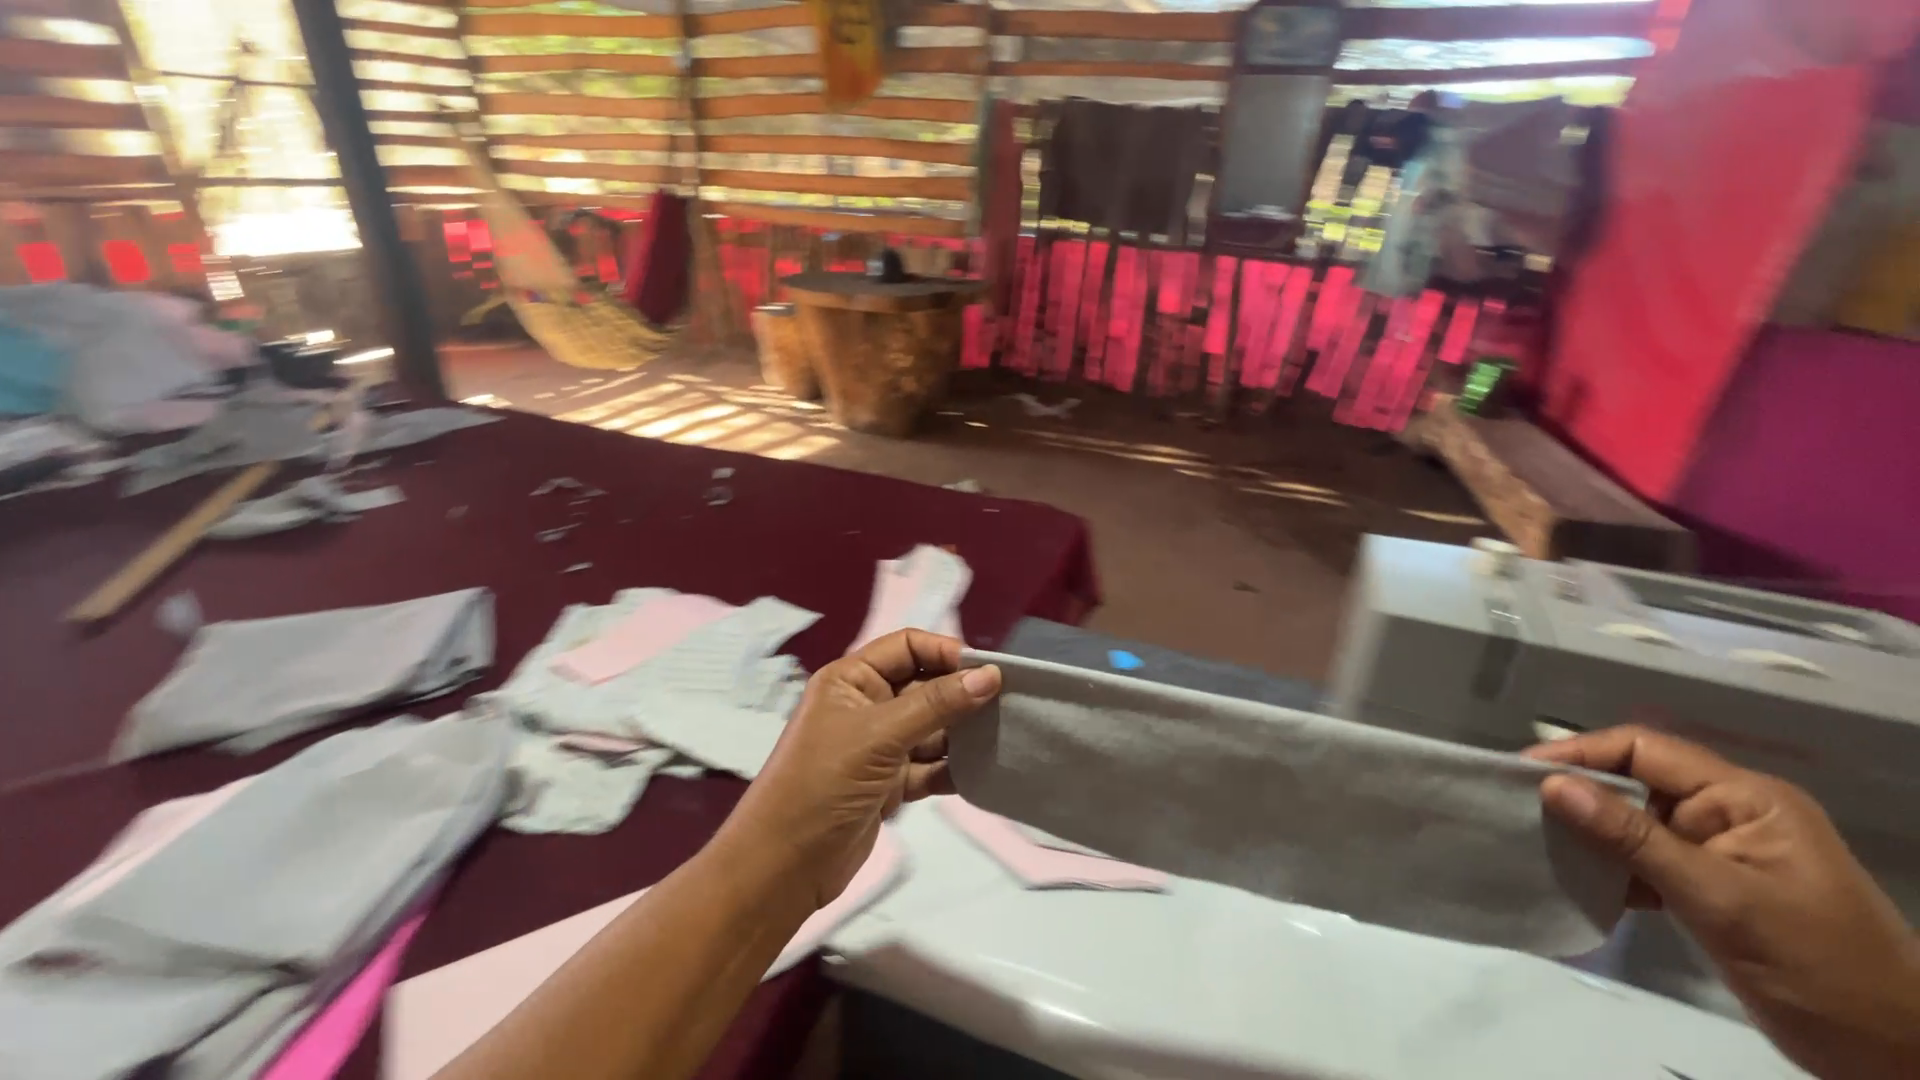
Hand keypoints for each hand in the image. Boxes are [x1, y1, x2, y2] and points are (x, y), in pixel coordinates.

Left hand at [719, 630, 999, 908]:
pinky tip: (982, 772)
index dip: (946, 652)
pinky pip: (930, 766)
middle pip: (925, 686)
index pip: (907, 647)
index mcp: (852, 679)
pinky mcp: (889, 784)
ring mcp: (878, 747)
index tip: (988, 672)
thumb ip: (937, 704)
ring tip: (1002, 738)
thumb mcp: (880, 735)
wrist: (785, 865)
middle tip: (1007, 706)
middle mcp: (865, 706)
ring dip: (963, 734)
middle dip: (962, 695)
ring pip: (932, 728)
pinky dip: (952, 768)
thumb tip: (991, 675)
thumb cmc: (824, 783)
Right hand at [1527, 726, 1919, 1079]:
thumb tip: (1553, 786)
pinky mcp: (1712, 887)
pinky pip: (1647, 860)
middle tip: (1518, 805)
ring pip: (1636, 822)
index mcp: (1746, 798)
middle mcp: (1731, 813)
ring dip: (1591, 832)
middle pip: (1637, 781)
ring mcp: (1721, 851)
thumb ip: (1632, 838)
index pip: (1647, 751)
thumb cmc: (1815, 962)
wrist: (1891, 1053)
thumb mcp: (1719, 897)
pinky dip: (1612, 867)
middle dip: (1580, 791)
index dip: (1582, 754)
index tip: (1523, 772)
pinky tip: (1580, 879)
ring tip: (1537, 839)